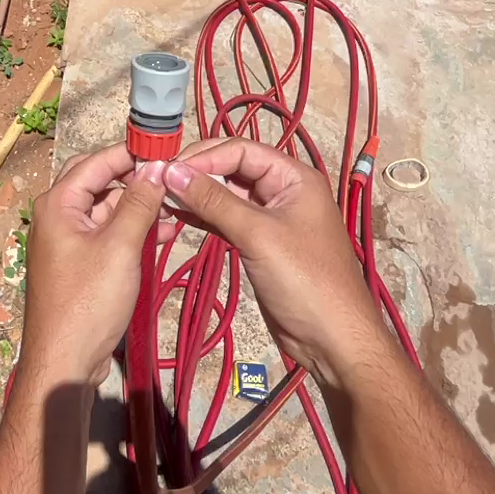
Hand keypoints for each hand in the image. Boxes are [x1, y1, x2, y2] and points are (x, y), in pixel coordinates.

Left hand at [20, 142, 169, 384]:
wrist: (63, 363)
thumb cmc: (88, 301)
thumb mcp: (119, 247)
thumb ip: (138, 203)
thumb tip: (156, 167)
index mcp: (58, 203)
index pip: (95, 161)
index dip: (129, 153)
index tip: (163, 148)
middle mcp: (57, 215)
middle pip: (98, 181)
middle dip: (133, 178)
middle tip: (167, 176)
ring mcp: (66, 240)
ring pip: (105, 208)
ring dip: (136, 206)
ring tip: (173, 207)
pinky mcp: (77, 263)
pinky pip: (106, 233)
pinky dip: (130, 230)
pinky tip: (161, 234)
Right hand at [163, 140, 382, 383]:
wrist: (334, 343)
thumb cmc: (305, 281)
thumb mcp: (257, 235)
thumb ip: (213, 201)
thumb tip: (171, 171)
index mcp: (293, 176)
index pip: (241, 150)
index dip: (204, 155)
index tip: (168, 167)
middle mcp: (282, 190)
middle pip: (232, 168)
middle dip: (197, 172)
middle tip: (160, 180)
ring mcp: (270, 217)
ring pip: (226, 194)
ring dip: (196, 194)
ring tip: (161, 196)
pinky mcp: (258, 242)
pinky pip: (226, 218)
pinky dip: (203, 216)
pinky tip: (177, 214)